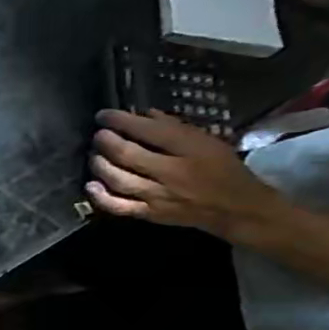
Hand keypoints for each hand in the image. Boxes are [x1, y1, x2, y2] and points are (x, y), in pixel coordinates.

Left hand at [87, 110, 292, 241]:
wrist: (237, 208)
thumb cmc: (222, 169)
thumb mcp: (207, 141)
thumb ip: (174, 127)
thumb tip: (143, 114)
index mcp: (191, 150)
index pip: (150, 131)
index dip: (121, 120)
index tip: (104, 115)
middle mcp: (173, 172)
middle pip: (127, 155)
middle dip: (106, 142)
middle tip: (98, 135)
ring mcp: (159, 195)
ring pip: (118, 179)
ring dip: (99, 165)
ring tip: (94, 155)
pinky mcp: (151, 214)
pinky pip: (119, 206)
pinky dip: (100, 196)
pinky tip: (91, 185)